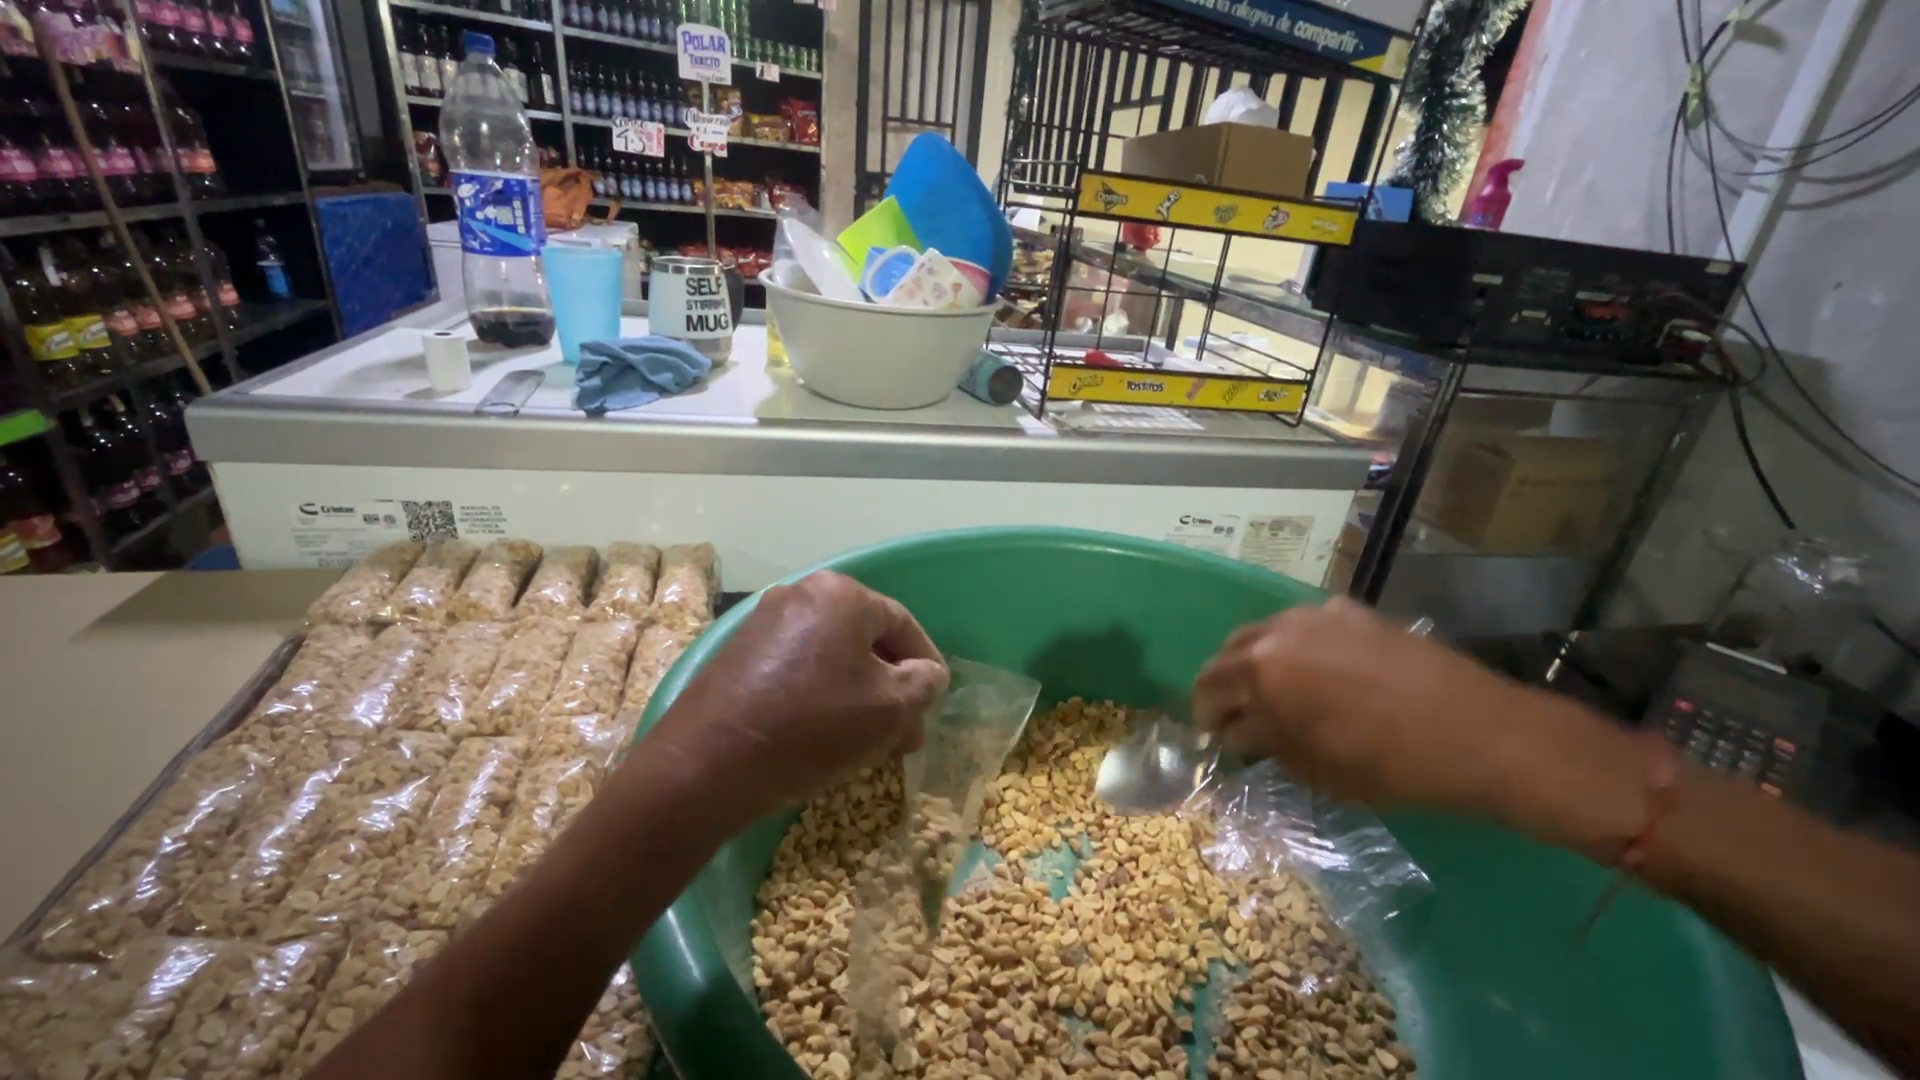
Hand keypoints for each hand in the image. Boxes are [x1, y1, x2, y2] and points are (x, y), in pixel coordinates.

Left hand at [645, 571, 948, 816]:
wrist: (707, 765)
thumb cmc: (813, 726)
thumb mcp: (890, 708)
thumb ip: (923, 683)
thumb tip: (925, 674)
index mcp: (840, 594)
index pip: (903, 624)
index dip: (927, 665)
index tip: (935, 701)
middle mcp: (799, 595)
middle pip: (864, 640)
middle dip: (891, 687)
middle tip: (905, 732)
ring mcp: (762, 624)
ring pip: (831, 658)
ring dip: (858, 696)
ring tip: (870, 743)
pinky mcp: (737, 656)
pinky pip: (797, 670)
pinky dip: (821, 697)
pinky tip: (826, 737)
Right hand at [1192, 598, 1533, 809]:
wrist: (1476, 732)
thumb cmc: (1385, 763)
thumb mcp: (1311, 766)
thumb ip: (1263, 740)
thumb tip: (1239, 730)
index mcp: (1259, 670)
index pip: (1209, 689)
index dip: (1207, 719)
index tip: (1216, 738)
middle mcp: (1279, 631)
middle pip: (1231, 653)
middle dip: (1228, 685)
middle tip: (1241, 716)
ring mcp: (1318, 615)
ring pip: (1266, 633)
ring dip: (1260, 662)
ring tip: (1279, 692)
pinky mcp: (1353, 613)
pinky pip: (1306, 627)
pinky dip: (1298, 648)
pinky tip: (1322, 674)